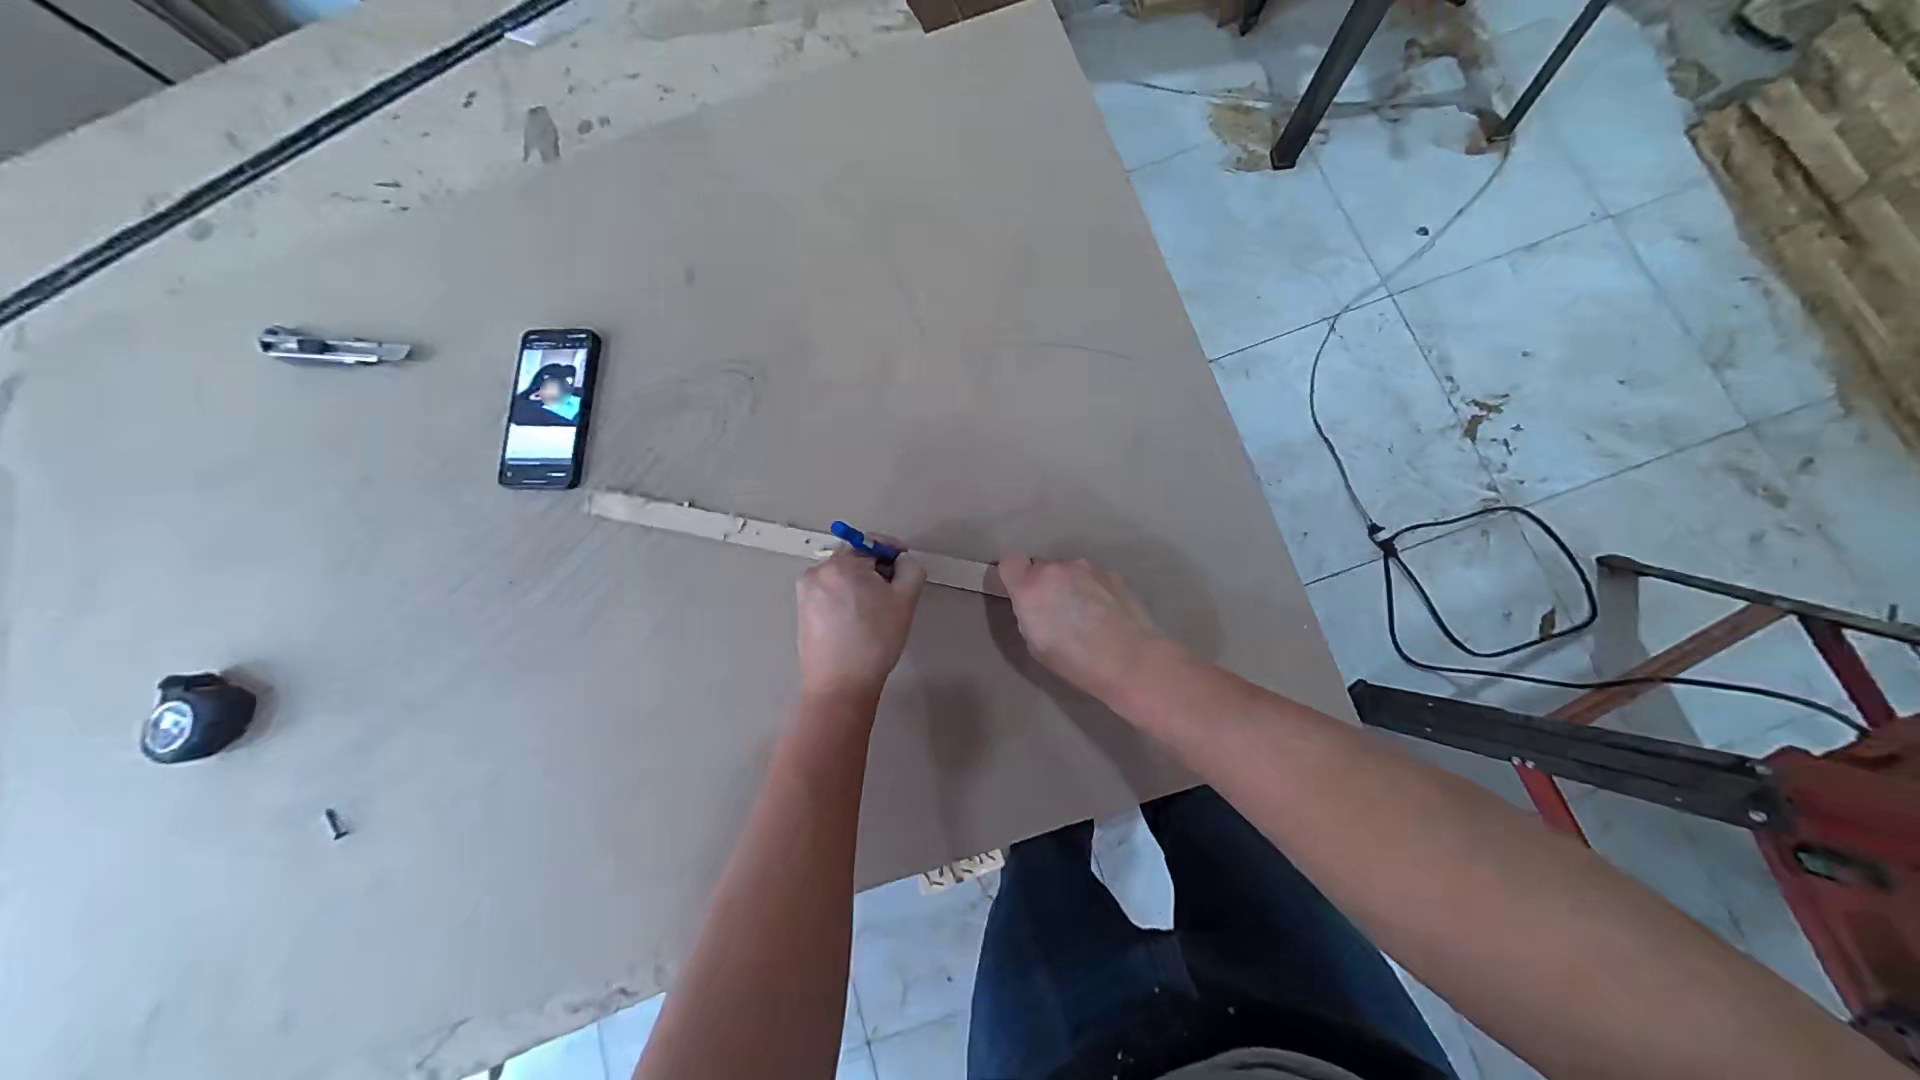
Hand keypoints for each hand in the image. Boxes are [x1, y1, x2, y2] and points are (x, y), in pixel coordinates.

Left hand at [796, 545, 927, 702]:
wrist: (841, 685)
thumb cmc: (874, 641)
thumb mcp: (905, 600)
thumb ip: (910, 569)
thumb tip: (901, 562)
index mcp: (840, 565)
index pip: (870, 542)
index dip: (891, 548)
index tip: (905, 560)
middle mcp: (816, 573)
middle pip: (853, 558)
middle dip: (875, 568)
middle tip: (894, 591)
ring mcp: (805, 593)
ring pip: (841, 577)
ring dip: (860, 584)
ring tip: (876, 610)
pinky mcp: (803, 612)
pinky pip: (829, 593)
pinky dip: (846, 598)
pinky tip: (858, 620)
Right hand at [996, 554, 1168, 701]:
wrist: (1130, 660)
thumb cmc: (1075, 660)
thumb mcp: (1035, 645)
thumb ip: (1029, 615)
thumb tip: (1035, 606)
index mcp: (1029, 587)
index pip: (1008, 561)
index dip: (1012, 574)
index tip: (1018, 590)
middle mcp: (1055, 569)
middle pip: (1040, 566)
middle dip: (1042, 583)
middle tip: (1054, 609)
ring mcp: (1086, 568)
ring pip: (1067, 570)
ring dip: (1068, 584)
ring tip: (1084, 613)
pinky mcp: (1111, 574)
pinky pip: (1091, 577)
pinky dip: (1092, 589)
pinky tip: (1104, 612)